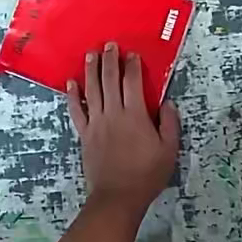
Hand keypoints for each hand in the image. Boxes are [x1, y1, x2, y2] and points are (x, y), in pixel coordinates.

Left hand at [66, 43, 180, 213]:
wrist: (117, 197)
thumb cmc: (147, 174)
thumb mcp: (169, 150)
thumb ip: (170, 124)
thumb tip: (167, 103)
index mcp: (135, 115)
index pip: (133, 83)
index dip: (132, 66)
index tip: (132, 54)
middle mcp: (113, 114)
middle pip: (110, 80)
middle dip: (109, 60)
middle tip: (109, 45)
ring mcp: (96, 123)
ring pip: (91, 90)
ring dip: (90, 70)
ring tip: (90, 54)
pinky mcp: (85, 134)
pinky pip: (76, 111)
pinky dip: (73, 96)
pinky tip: (71, 83)